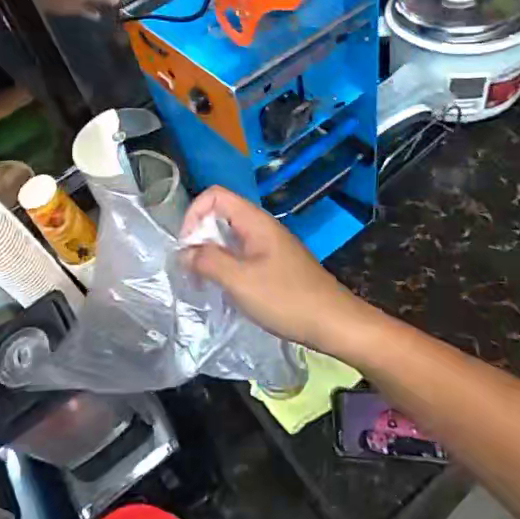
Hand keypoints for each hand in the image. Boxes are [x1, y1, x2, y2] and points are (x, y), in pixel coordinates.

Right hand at [179, 186, 373, 356]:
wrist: (334, 323)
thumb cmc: (286, 299)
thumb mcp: (240, 281)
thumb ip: (208, 261)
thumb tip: (185, 252)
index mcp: (256, 222)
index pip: (215, 195)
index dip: (194, 214)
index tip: (187, 247)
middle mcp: (263, 227)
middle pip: (221, 215)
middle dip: (200, 236)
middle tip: (191, 269)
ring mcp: (271, 246)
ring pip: (231, 237)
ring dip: (212, 254)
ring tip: (204, 281)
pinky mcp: (276, 265)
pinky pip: (243, 255)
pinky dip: (228, 266)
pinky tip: (226, 289)